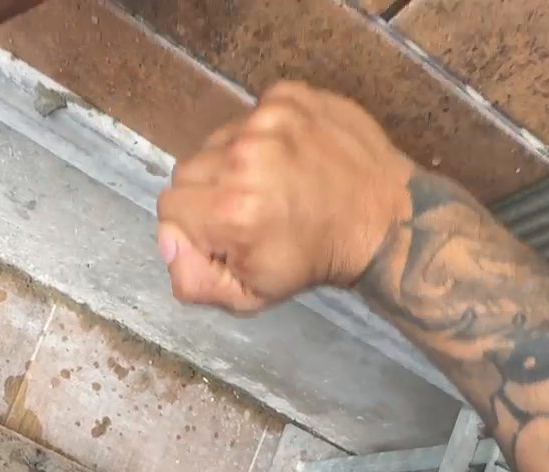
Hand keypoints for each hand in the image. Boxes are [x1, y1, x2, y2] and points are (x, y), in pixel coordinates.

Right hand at [155, 82, 417, 312]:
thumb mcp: (245, 297)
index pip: (170, 209)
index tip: (223, 235)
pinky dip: (256, 139)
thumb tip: (169, 243)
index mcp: (231, 211)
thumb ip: (191, 280)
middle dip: (207, 196)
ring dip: (231, 166)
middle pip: (187, 172)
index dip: (190, 228)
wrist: (378, 218)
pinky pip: (244, 117)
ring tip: (268, 185)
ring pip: (213, 143)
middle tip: (245, 211)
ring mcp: (268, 121)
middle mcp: (244, 159)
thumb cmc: (310, 262)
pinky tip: (284, 160)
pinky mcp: (287, 97)